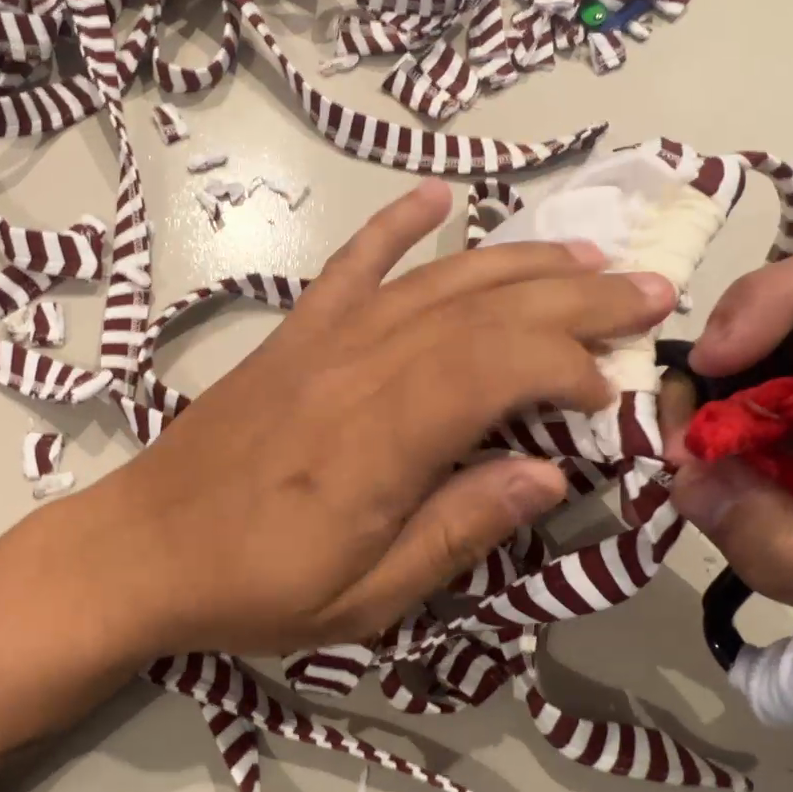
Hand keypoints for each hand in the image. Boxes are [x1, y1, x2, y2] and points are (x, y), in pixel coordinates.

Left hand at [60, 178, 675, 657]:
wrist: (143, 549)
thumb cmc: (255, 587)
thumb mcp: (366, 596)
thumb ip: (458, 529)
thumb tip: (549, 473)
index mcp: (382, 437)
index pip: (498, 367)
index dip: (568, 367)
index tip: (609, 397)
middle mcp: (359, 367)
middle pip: (482, 310)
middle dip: (574, 299)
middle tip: (649, 291)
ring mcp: (322, 341)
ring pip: (435, 281)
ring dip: (515, 262)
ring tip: (583, 259)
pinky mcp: (292, 336)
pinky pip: (351, 266)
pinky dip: (395, 227)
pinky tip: (436, 196)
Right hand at [656, 237, 792, 619]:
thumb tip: (686, 480)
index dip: (778, 296)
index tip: (715, 359)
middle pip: (786, 320)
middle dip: (717, 366)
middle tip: (671, 432)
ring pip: (757, 368)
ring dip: (706, 407)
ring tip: (679, 463)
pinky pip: (751, 416)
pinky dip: (712, 439)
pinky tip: (700, 478)